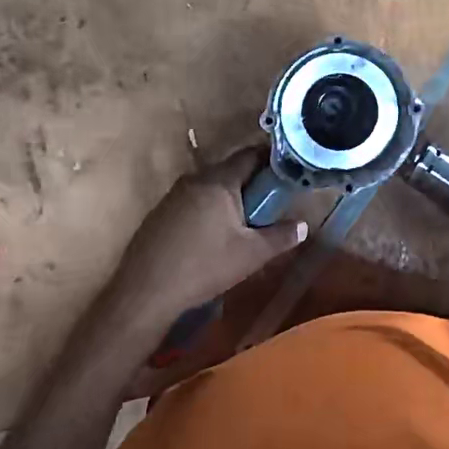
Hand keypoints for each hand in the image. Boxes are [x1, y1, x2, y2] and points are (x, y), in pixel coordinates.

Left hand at [107, 147, 308, 331]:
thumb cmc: (204, 267)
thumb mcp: (251, 255)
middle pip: (230, 170)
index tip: (286, 172)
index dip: (271, 160)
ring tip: (245, 222)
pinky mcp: (159, 214)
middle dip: (252, 183)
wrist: (145, 293)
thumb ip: (281, 236)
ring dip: (229, 198)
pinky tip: (213, 237)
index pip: (250, 155)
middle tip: (271, 202)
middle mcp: (194, 180)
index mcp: (218, 181)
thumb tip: (303, 226)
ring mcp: (173, 196)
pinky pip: (193, 202)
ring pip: (210, 187)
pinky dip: (209, 210)